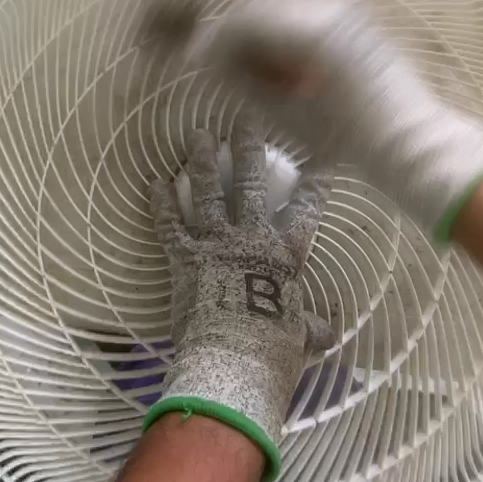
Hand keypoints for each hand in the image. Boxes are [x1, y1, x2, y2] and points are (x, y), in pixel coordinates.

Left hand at [146, 120, 331, 481]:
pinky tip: (154, 181)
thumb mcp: (301, 339)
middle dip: (248, 147)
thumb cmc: (272, 353)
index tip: (321, 159)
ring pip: (208, 191)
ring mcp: (215, 243)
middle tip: (244, 118)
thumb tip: (328, 331)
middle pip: (250, 183)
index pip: (305, 212)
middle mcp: (250, 238)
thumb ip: (311, 328)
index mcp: (284, 256)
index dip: (314, 185)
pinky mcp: (184, 256)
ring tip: (198, 134)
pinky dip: (161, 203)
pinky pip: (170, 223)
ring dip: (202, 161)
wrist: (232, 364)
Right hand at [168, 0, 482, 241]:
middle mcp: (327, 7)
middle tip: (214, 59)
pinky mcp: (353, 15)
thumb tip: (204, 56)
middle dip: (231, 29)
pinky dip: (280, 29)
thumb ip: (239, 78)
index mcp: (310, 32)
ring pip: (278, 2)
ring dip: (255, 27)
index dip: (209, 37)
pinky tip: (283, 62)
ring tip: (254, 66)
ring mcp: (344, 7)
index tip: (190, 56)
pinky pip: (300, 9)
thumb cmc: (347, 139)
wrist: (410, 141)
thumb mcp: (283, 113)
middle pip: (257, 3)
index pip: (242, 20)